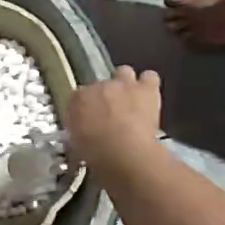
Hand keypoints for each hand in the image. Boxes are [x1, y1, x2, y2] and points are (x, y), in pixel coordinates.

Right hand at [67, 66, 163, 183]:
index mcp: (76, 100)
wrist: (124, 152)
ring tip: (128, 98)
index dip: (84, 106)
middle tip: (109, 110)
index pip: (77, 96)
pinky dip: (148, 84)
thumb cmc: (96, 153)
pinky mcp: (146, 88)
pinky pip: (149, 77)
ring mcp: (122, 84)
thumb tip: (82, 128)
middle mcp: (98, 86)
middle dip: (104, 94)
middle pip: (100, 83)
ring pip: (123, 72)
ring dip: (125, 82)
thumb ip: (77, 129)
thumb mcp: (76, 143)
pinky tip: (147, 95)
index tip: (88, 118)